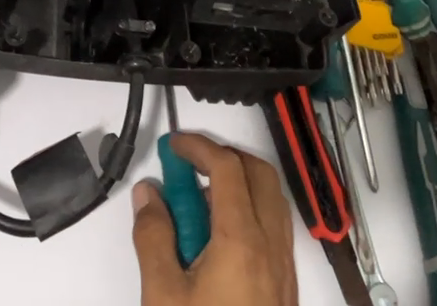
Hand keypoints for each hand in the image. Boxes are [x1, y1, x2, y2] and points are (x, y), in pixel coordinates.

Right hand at [133, 135, 297, 305]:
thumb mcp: (163, 295)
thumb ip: (153, 236)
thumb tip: (149, 194)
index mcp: (241, 240)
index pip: (226, 168)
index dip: (198, 146)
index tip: (172, 145)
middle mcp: (272, 246)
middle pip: (259, 173)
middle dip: (224, 156)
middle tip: (189, 165)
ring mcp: (284, 267)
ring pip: (272, 199)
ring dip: (239, 183)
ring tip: (199, 201)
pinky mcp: (286, 287)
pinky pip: (275, 228)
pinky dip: (250, 210)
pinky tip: (218, 236)